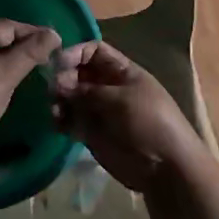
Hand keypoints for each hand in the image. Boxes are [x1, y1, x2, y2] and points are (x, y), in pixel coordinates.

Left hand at [0, 20, 59, 153]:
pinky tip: (16, 76)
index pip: (7, 26)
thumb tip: (53, 33)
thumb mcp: (6, 76)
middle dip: (25, 44)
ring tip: (38, 65)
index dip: (33, 33)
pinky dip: (1, 66)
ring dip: (14, 56)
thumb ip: (30, 52)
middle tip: (50, 56)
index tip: (57, 44)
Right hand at [51, 41, 208, 194]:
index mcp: (121, 72)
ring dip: (59, 100)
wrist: (164, 167)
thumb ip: (87, 90)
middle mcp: (107, 87)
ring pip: (70, 96)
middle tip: (54, 91)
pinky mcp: (90, 132)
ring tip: (55, 111)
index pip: (93, 52)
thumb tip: (57, 82)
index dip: (75, 53)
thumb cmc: (149, 122)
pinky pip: (69, 119)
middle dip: (63, 78)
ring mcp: (98, 110)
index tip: (58, 64)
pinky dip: (60, 119)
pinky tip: (58, 124)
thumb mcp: (121, 99)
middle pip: (77, 73)